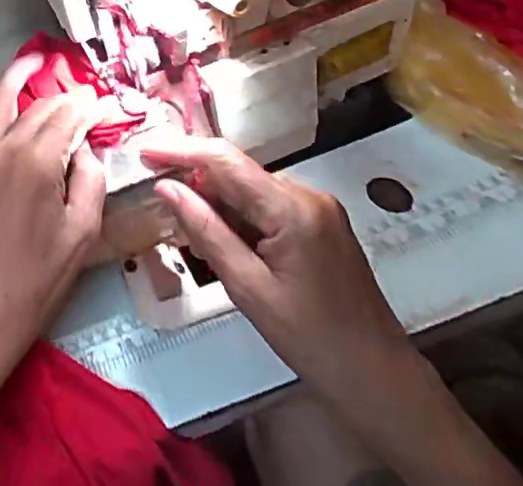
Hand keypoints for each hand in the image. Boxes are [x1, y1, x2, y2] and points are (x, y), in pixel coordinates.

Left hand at [0, 53, 107, 363]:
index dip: (92, 107)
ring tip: (35, 59)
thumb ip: (91, 180)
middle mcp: (6, 146)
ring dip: (18, 77)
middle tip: (87, 100)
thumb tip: (84, 150)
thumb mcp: (83, 231)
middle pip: (41, 107)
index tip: (109, 105)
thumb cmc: (37, 277)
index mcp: (40, 160)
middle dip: (67, 98)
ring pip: (1, 101)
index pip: (70, 116)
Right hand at [138, 136, 410, 395]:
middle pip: (238, 173)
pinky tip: (229, 247)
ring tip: (196, 242)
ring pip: (252, 189)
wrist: (377, 372)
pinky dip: (243, 218)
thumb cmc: (311, 340)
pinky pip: (270, 205)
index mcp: (291, 207)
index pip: (226, 160)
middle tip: (164, 210)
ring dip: (219, 206)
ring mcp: (318, 205)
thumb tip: (167, 188)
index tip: (145, 150)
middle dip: (198, 185)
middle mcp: (307, 193)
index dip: (181, 150)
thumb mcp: (249, 288)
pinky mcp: (321, 219)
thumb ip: (206, 231)